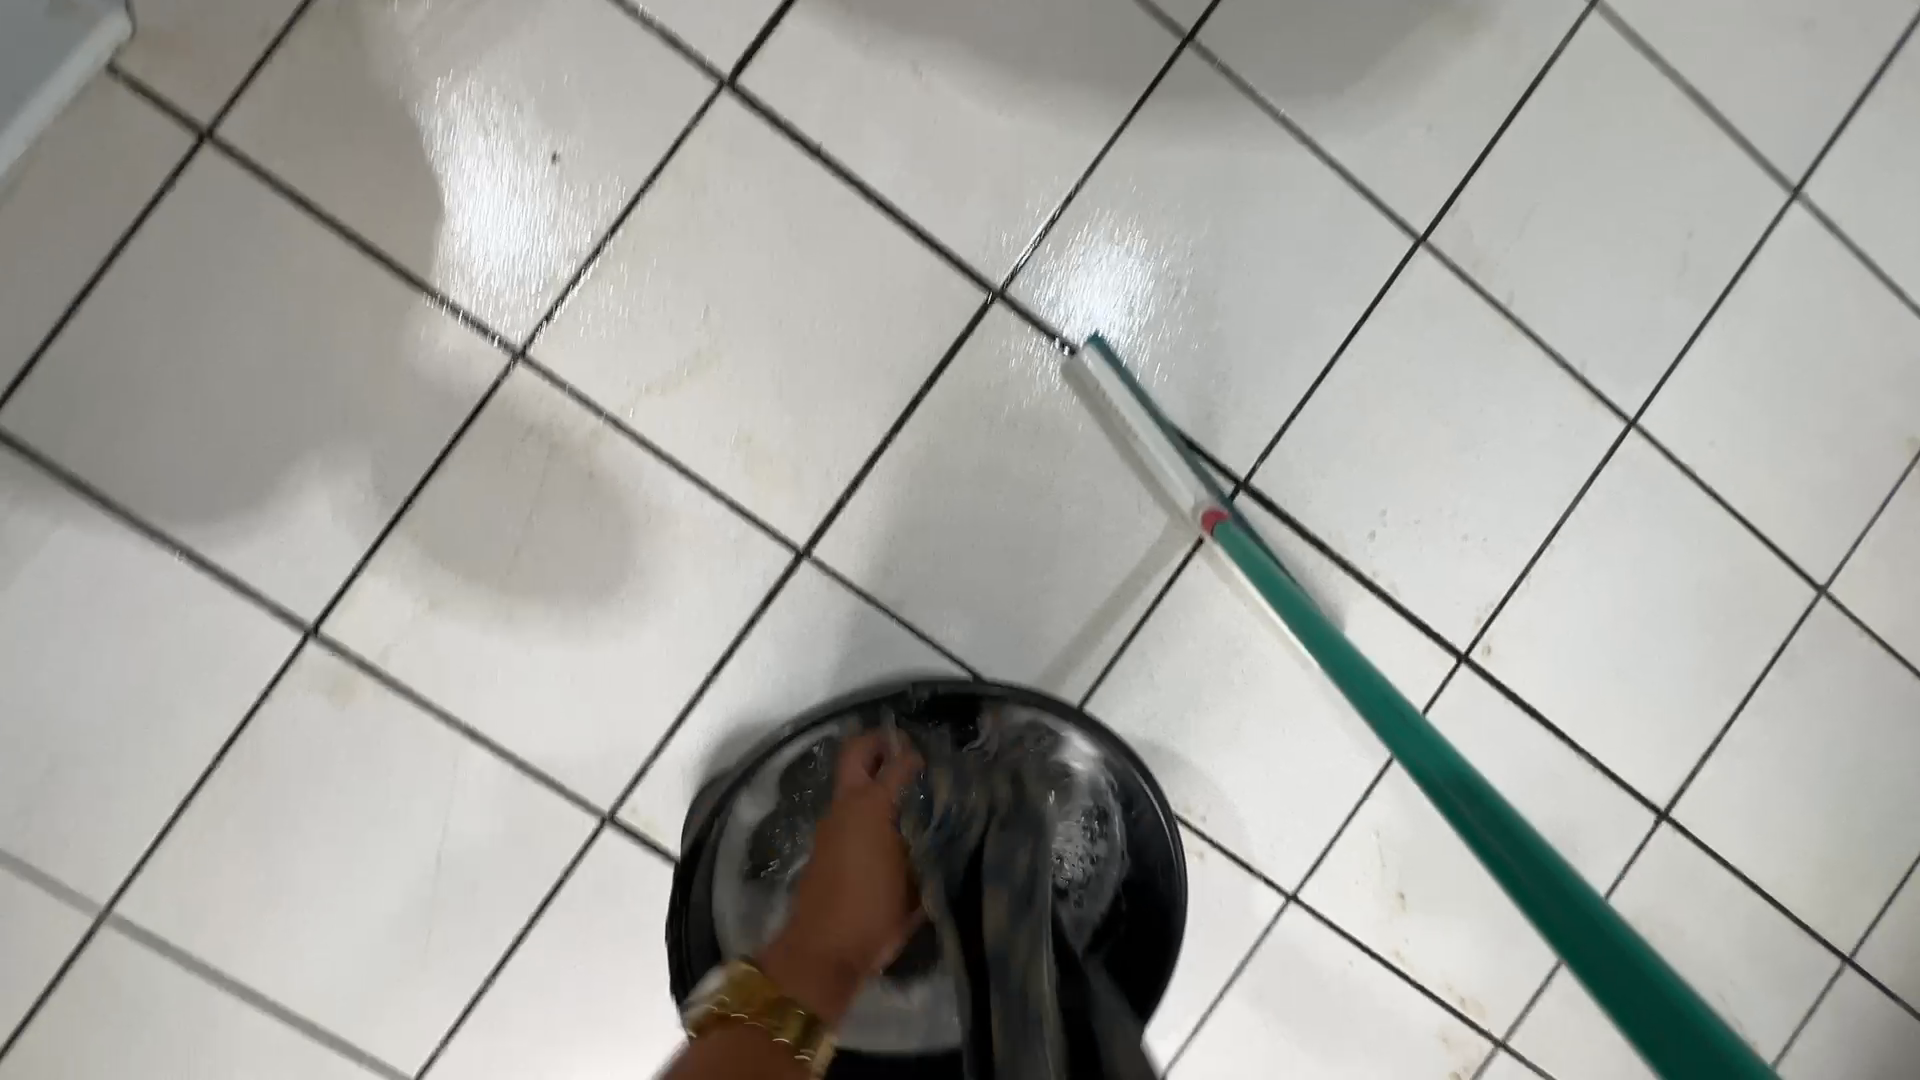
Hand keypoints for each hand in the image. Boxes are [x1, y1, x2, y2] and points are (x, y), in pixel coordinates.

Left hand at [759, 732, 921, 1023]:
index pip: (898, 764)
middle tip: (904, 749)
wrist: (821, 952)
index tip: (933, 759)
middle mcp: (847, 806)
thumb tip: (941, 827)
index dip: (916, 756)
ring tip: (904, 789)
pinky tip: (888, 825)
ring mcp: (830, 824)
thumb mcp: (916, 883)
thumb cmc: (873, 913)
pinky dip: (864, 803)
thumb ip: (929, 847)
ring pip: (848, 780)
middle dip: (878, 743)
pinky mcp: (823, 844)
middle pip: (856, 753)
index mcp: (872, 806)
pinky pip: (845, 808)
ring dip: (870, 774)